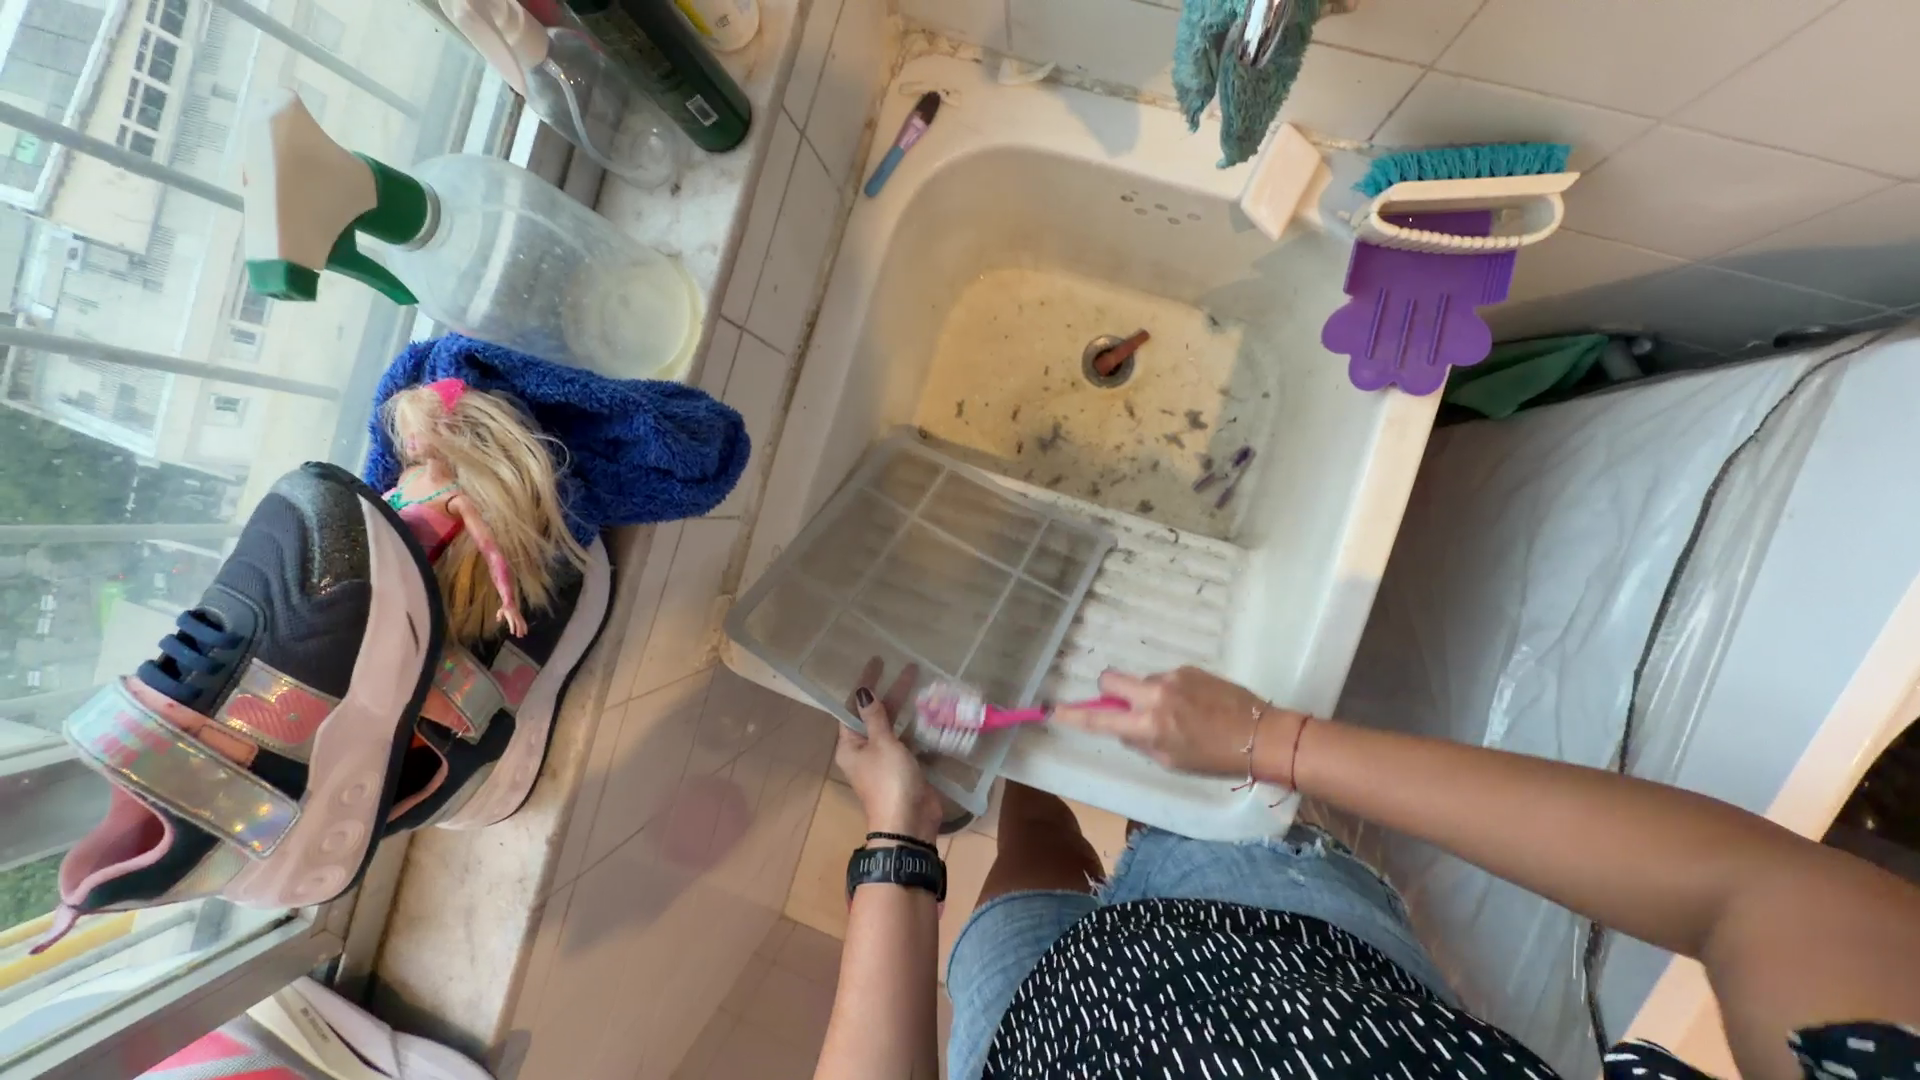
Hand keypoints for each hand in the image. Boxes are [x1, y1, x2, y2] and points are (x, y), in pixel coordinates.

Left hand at [496, 603, 528, 637]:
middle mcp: (516, 616)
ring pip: (522, 624)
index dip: (512, 628)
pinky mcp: (520, 617)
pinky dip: (525, 627)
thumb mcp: (500, 611)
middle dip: (519, 630)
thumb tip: (498, 620)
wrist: (510, 602)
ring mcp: (519, 617)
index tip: (512, 633)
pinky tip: (525, 631)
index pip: (512, 622)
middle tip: (519, 636)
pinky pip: (524, 622)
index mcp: (511, 615)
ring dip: (523, 630)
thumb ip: (499, 615)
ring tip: (524, 635)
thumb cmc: (504, 608)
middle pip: (519, 624)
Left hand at [836, 659, 940, 842]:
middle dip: (893, 692)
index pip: (853, 707)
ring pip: (897, 727)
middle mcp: (865, 751)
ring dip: (909, 708)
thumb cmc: (889, 781)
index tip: (876, 662)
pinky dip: (922, 728)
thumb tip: (863, 692)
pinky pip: (913, 742)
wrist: (909, 824)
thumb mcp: (882, 745)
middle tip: (909, 667)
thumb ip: (876, 717)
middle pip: (877, 714)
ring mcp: (887, 760)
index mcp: (850, 745)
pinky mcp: (908, 768)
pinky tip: (935, 712)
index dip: (864, 684)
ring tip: (925, 684)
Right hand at [1052, 667, 1304, 780]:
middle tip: (1125, 707)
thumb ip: (1141, 742)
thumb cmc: (1215, 758)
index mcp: (1149, 726)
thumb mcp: (1172, 761)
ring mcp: (1172, 678)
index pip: (1100, 719)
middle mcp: (1155, 696)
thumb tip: (1123, 726)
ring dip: (1148, 695)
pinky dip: (1170, 692)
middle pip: (1110, 680)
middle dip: (1109, 691)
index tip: (1053, 710)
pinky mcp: (1189, 669)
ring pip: (1142, 681)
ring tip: (1180, 715)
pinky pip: (1166, 679)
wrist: (1262, 736)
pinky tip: (1195, 706)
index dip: (1073, 715)